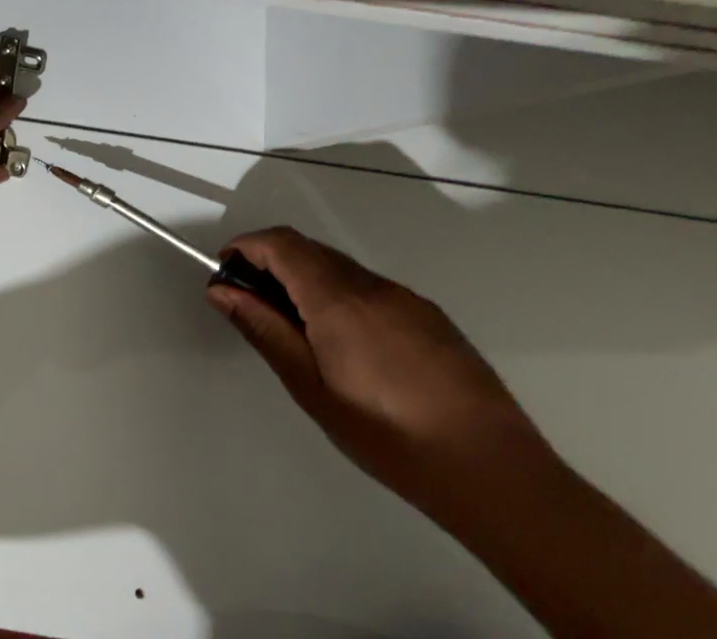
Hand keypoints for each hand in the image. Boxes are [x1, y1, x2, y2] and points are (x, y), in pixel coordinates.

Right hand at [209, 228, 551, 514]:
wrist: (494, 472)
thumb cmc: (386, 435)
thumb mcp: (309, 386)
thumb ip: (264, 330)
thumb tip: (222, 291)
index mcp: (340, 301)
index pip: (282, 244)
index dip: (245, 248)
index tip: (224, 276)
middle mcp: (376, 288)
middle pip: (310, 250)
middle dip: (270, 264)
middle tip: (250, 307)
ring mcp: (410, 302)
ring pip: (341, 269)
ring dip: (305, 281)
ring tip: (294, 332)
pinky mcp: (434, 320)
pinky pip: (371, 290)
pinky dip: (339, 297)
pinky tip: (343, 346)